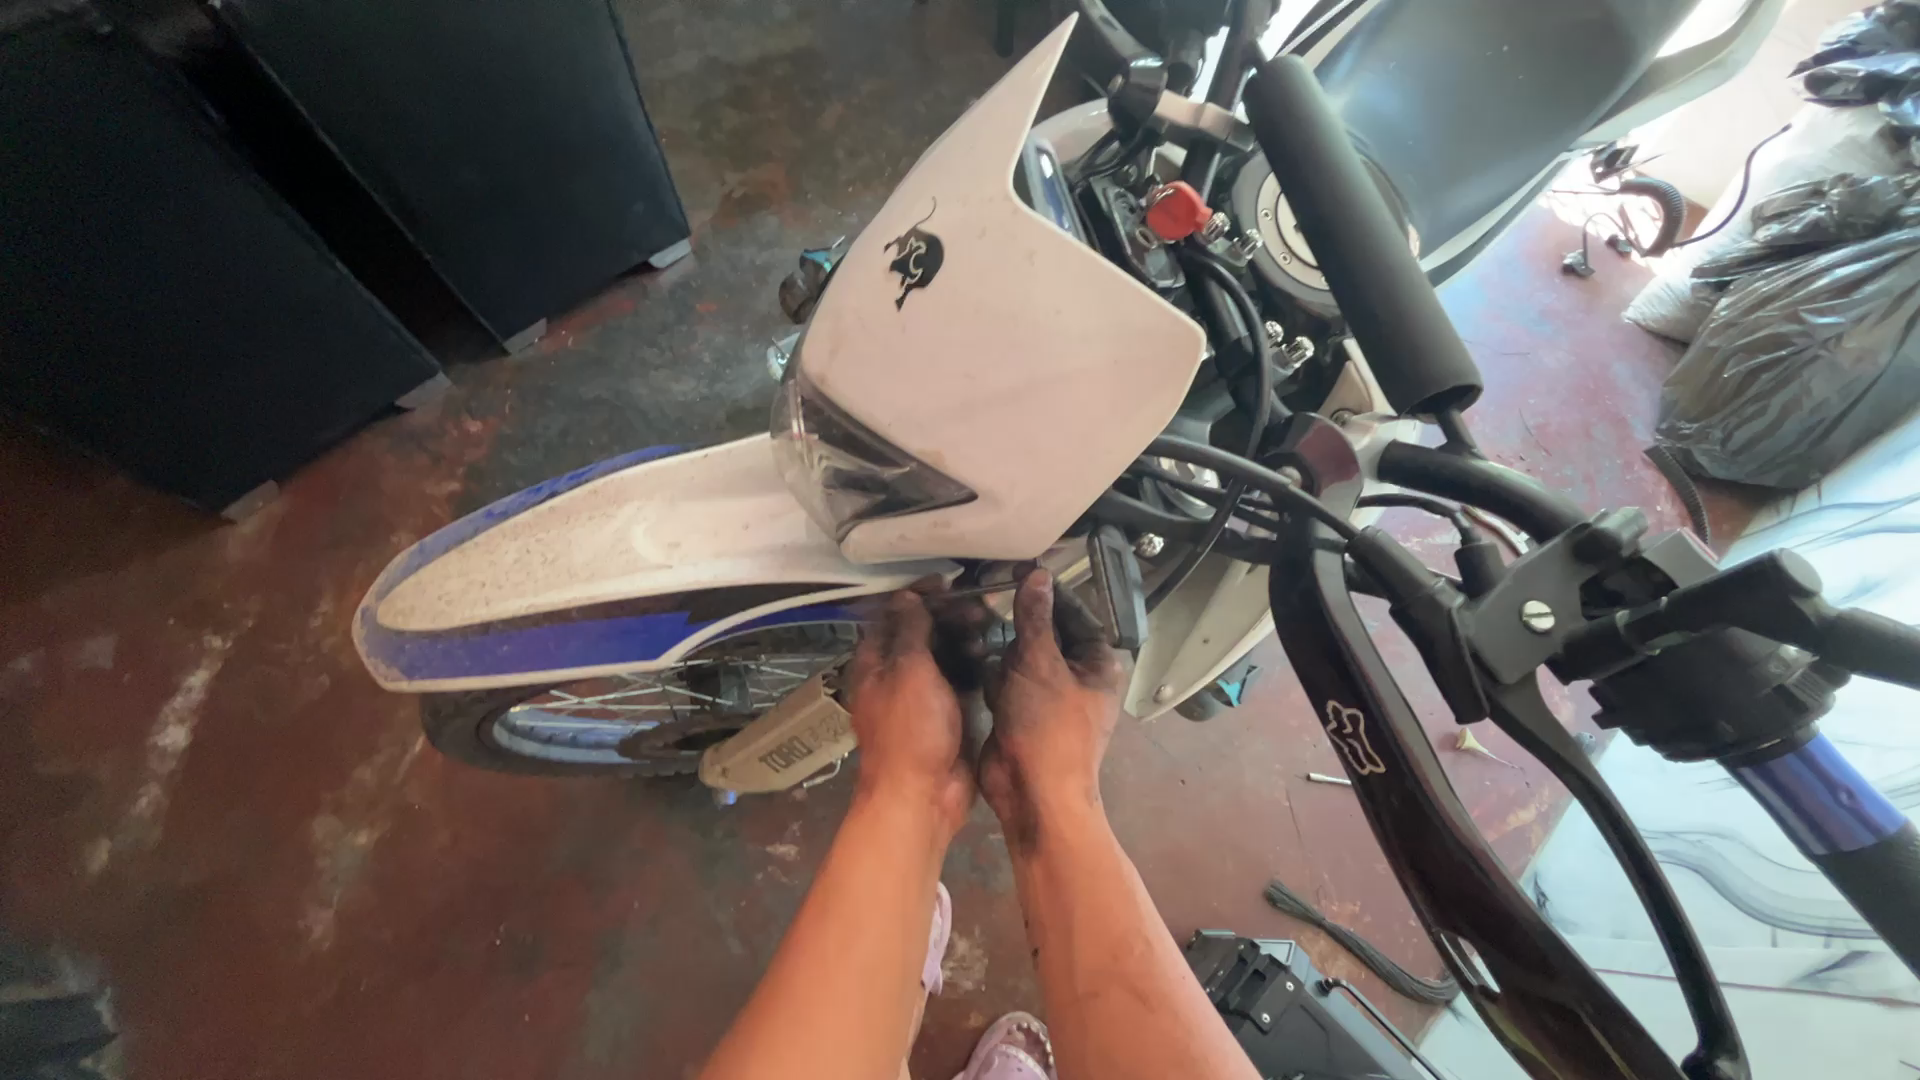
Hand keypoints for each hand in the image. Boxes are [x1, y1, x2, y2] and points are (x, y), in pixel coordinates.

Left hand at [844, 588, 976, 835]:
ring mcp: (920, 693)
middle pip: (920, 631)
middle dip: (948, 616)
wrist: (924, 795)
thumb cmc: (911, 729)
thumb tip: (907, 596)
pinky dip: (971, 663)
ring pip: (942, 653)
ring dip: (963, 638)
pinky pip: (957, 677)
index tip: (949, 583)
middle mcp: (894, 673)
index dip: (918, 595)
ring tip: (989, 629)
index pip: (893, 614)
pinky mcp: (944, 711)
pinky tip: (990, 655)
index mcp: (874, 661)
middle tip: (981, 609)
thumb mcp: (909, 671)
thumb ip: (910, 630)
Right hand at [978, 569, 1125, 848]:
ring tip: (977, 632)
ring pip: (1021, 657)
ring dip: (1003, 652)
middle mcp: (1076, 676)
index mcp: (1096, 663)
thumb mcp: (1040, 663)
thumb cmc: (1047, 725)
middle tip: (987, 598)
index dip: (1047, 592)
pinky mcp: (1022, 712)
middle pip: (1045, 634)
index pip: (1074, 612)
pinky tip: (978, 669)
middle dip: (1018, 625)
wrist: (1032, 792)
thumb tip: (1038, 573)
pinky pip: (1007, 681)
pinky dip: (995, 677)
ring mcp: (1048, 696)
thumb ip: (1035, 617)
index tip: (1018, 569)